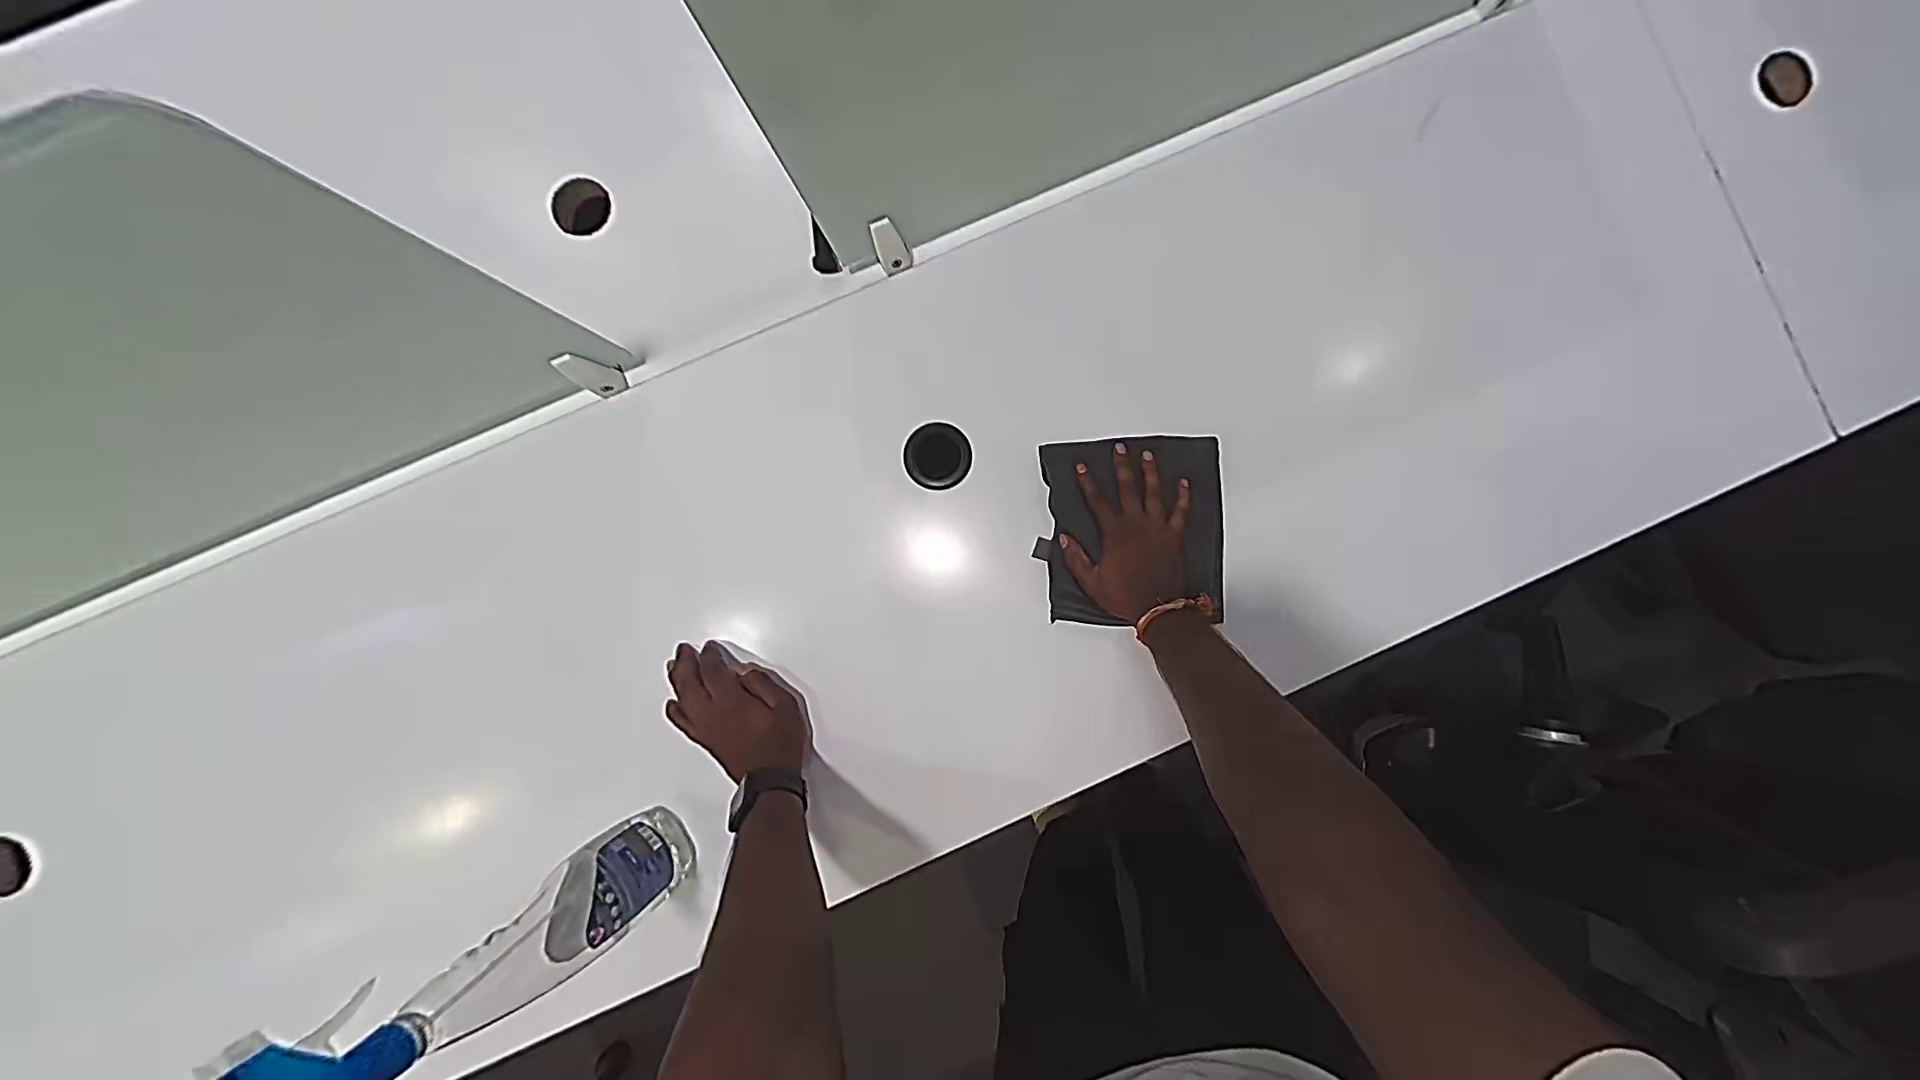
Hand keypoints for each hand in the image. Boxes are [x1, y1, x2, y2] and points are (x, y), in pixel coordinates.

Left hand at [665, 641, 810, 781]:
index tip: (710, 648)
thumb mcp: (784, 704)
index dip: (709, 654)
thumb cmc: (779, 744)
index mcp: (730, 699)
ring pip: (681, 697)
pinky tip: (673, 703)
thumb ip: (763, 682)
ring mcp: (704, 727)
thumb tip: (745, 671)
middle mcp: (711, 712)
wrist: (770, 778)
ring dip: (676, 678)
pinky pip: (681, 720)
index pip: (712, 669)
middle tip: (684, 650)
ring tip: (674, 666)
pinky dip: (674, 708)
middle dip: (686, 662)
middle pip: (690, 680)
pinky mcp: (704, 739)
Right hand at [1059, 442, 1192, 624]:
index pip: (1098, 501)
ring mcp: (1158, 529)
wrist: (1158, 609)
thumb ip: (1076, 558)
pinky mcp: (1175, 537)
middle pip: (1128, 488)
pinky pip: (1182, 511)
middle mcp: (1137, 526)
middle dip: (1121, 466)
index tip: (1083, 468)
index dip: (1089, 483)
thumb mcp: (1092, 581)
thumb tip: (1065, 540)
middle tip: (1119, 449)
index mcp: (1115, 534)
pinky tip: (1184, 483)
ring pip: (1154, 492)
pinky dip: (1184, 496)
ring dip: (1150, 472)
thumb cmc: (1127, 596)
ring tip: (1147, 456)